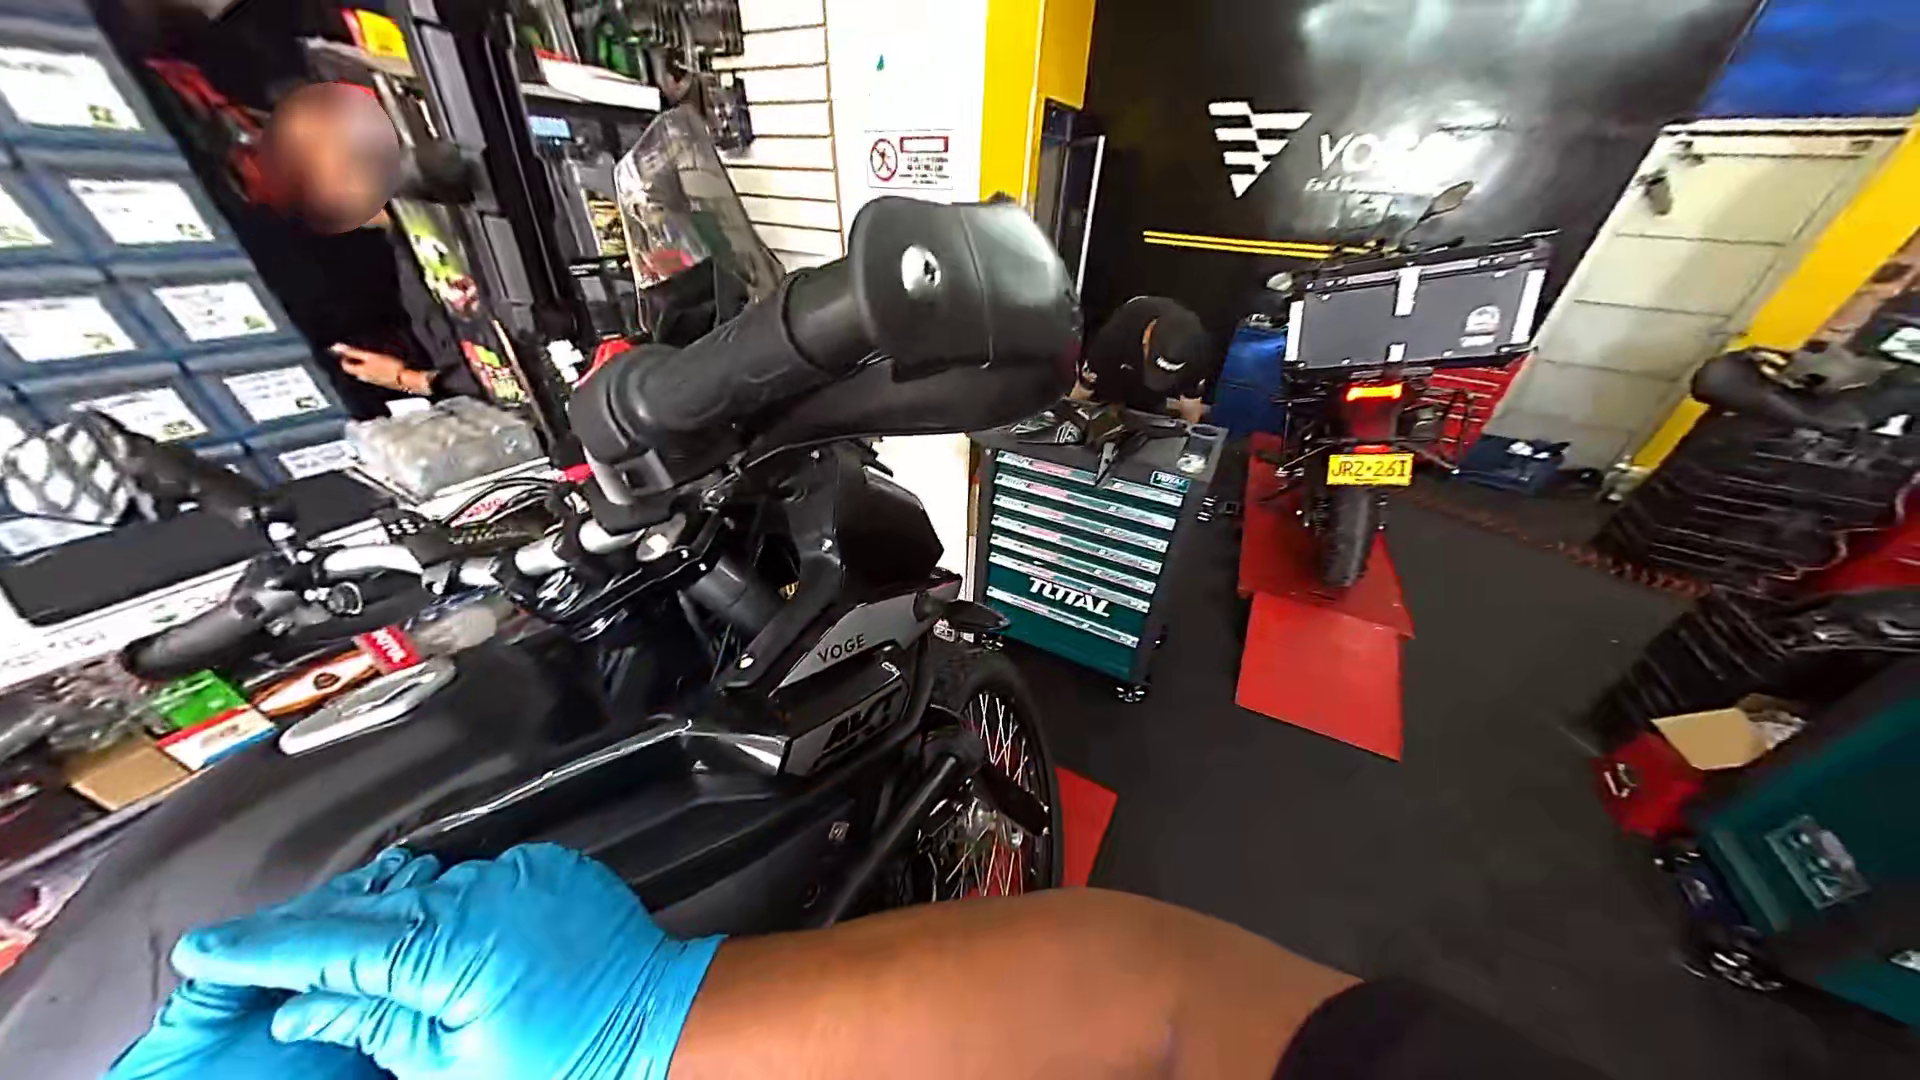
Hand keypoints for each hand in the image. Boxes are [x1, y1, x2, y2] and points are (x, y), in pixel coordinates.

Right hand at [174, 843, 724, 1079]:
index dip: (270, 947)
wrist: (650, 1008)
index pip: (340, 944)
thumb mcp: (450, 1063)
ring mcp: (529, 871)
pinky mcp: (554, 865)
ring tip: (333, 937)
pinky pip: (485, 877)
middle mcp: (492, 892)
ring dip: (386, 910)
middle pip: (384, 905)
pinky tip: (428, 921)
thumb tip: (309, 1007)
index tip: (211, 946)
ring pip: (434, 887)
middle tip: (258, 943)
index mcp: (456, 946)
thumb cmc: (562, 1052)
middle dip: (317, 924)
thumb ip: (377, 1023)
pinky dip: (450, 898)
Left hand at [332, 344, 429, 393]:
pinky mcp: (386, 384)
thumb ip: (353, 352)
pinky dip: (377, 372)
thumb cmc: (390, 366)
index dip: (345, 357)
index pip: (345, 365)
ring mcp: (376, 382)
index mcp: (359, 371)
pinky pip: (376, 377)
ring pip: (366, 374)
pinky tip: (384, 369)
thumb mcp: (370, 356)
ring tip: (374, 361)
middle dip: (356, 363)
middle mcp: (365, 378)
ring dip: (367, 368)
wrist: (410, 379)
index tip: (350, 351)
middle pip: (355, 370)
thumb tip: (334, 347)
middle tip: (362, 355)